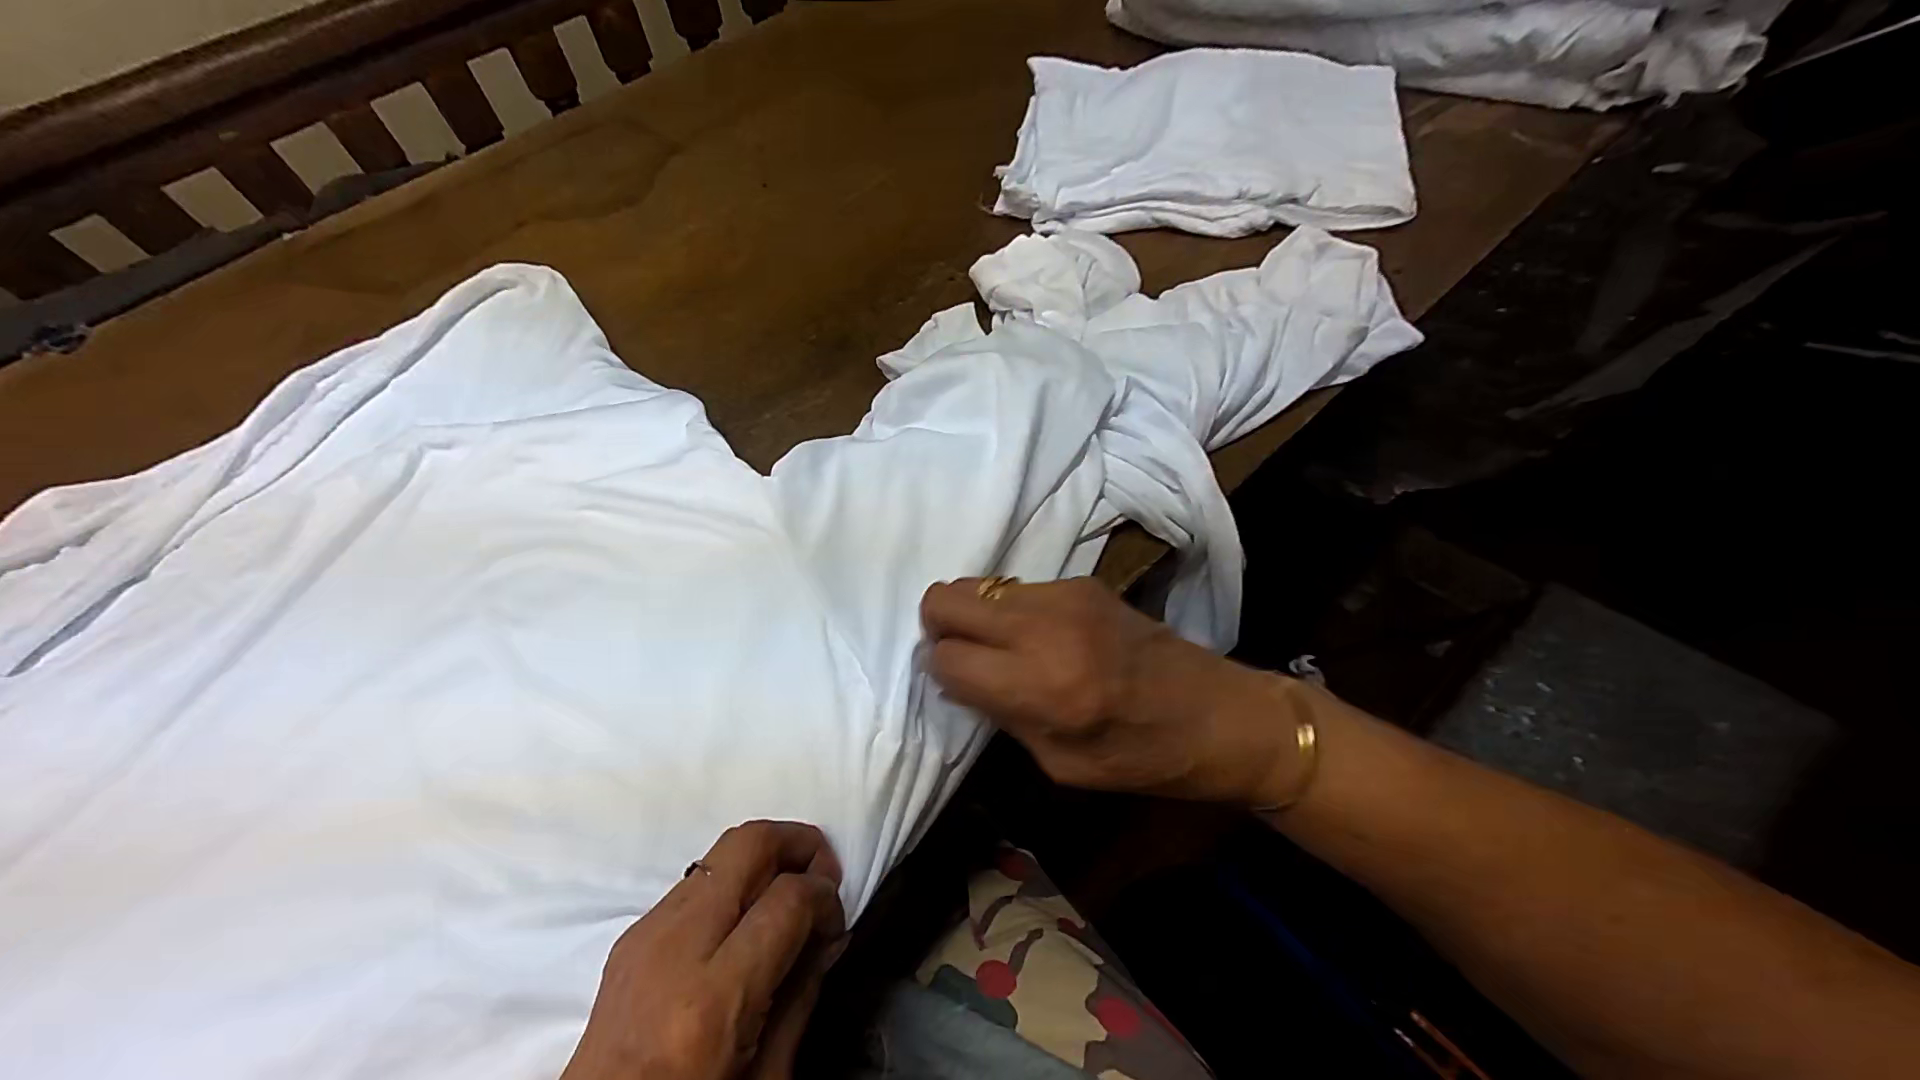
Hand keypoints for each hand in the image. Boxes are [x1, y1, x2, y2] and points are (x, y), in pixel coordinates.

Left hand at [560, 821, 846, 1079]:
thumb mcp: (766, 1078)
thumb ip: (802, 996)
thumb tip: (829, 935)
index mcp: (714, 999)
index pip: (788, 899)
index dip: (826, 898)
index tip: (835, 922)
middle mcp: (676, 947)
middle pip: (751, 844)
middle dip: (800, 843)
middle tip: (824, 874)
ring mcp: (647, 933)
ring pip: (724, 848)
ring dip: (769, 856)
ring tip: (791, 892)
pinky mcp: (632, 933)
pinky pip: (699, 878)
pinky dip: (737, 878)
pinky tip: (751, 915)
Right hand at [920, 577, 1306, 804]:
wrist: (1220, 713)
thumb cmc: (1142, 757)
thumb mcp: (1060, 764)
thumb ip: (1001, 714)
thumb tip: (955, 676)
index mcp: (1043, 686)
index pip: (948, 658)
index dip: (940, 671)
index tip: (954, 682)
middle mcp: (1046, 628)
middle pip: (947, 598)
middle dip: (939, 626)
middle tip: (960, 655)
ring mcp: (1065, 595)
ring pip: (977, 585)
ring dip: (975, 615)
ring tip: (1002, 648)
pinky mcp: (1083, 582)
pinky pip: (1016, 587)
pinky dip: (1010, 610)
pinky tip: (1039, 637)